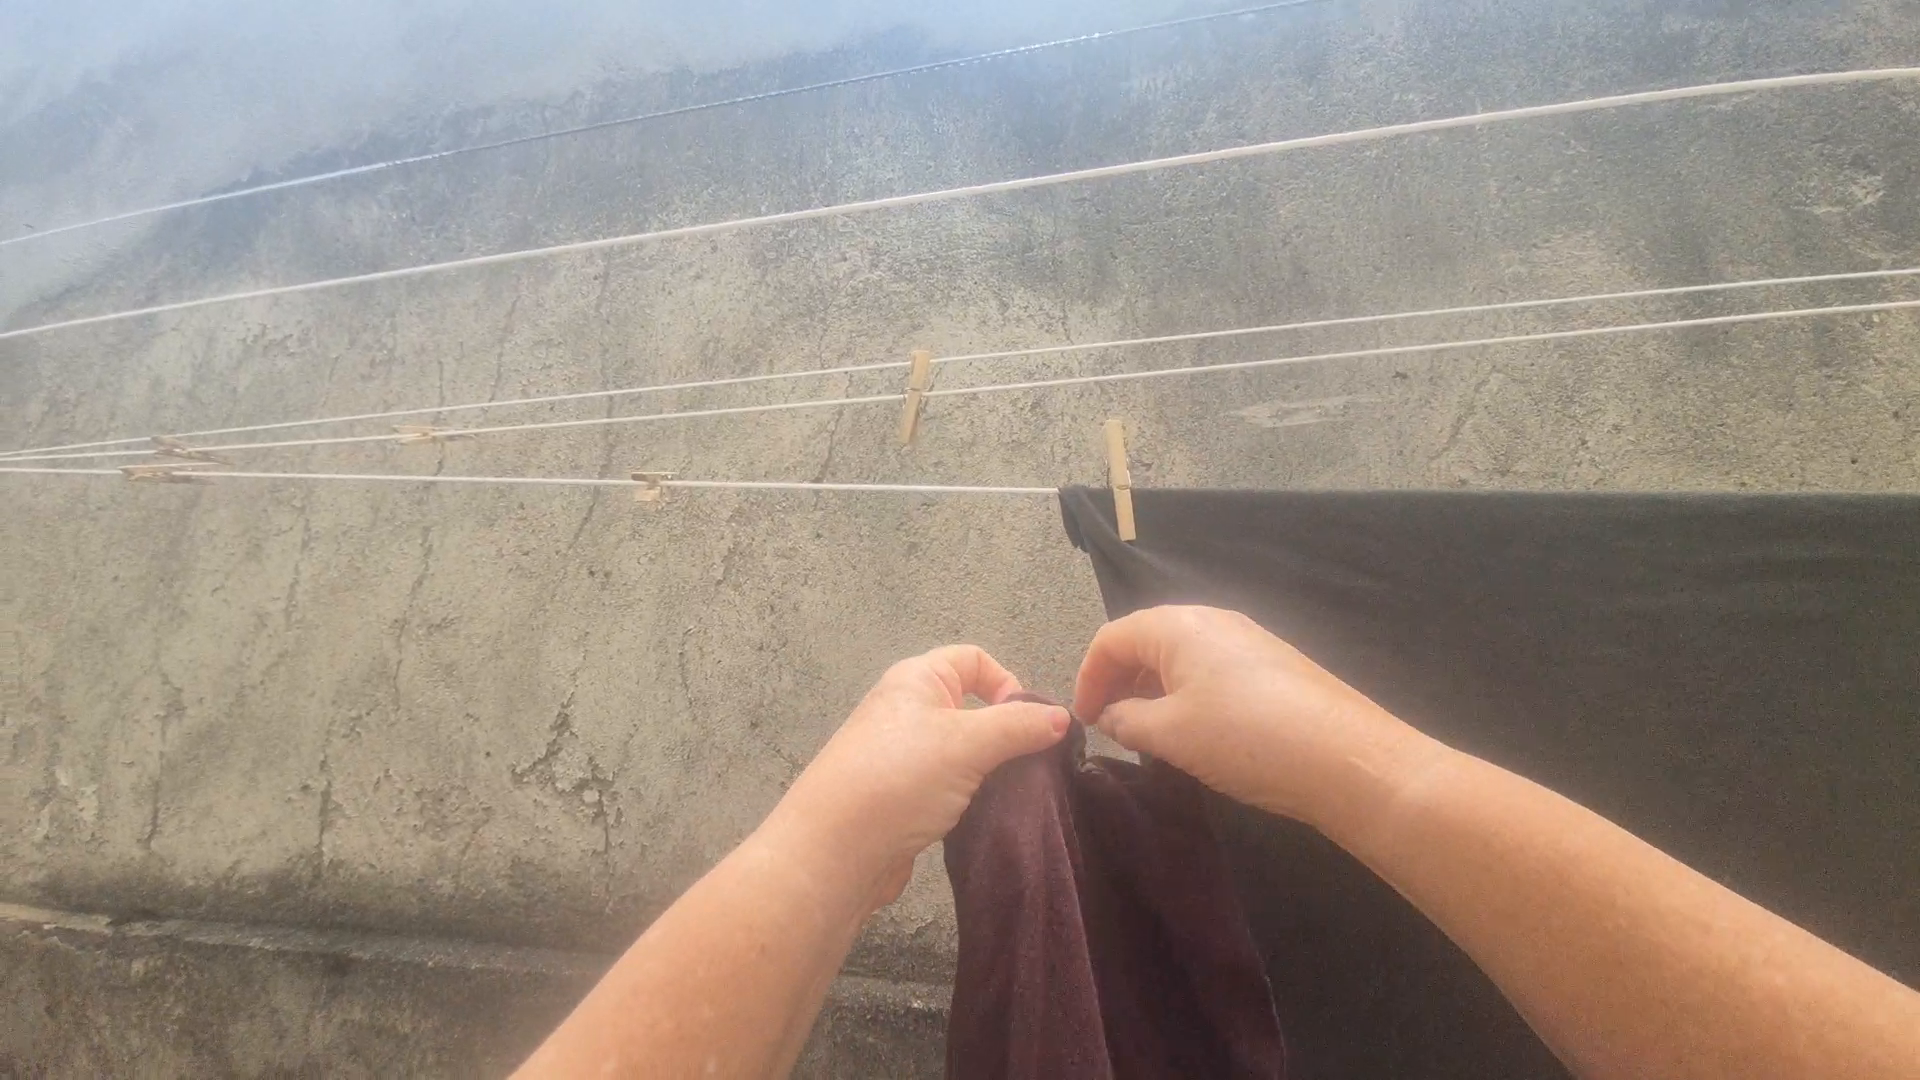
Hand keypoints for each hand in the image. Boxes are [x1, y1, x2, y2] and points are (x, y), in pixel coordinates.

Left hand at [768, 646, 1069, 909]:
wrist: (833, 853)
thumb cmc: (899, 777)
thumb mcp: (967, 742)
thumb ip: (1018, 726)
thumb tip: (1061, 717)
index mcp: (917, 679)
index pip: (974, 660)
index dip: (1006, 683)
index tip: (1029, 724)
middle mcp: (907, 709)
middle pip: (971, 706)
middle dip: (1005, 732)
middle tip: (1030, 765)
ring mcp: (903, 756)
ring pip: (963, 750)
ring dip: (990, 769)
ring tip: (1014, 794)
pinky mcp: (903, 797)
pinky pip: (949, 784)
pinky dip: (970, 795)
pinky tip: (987, 816)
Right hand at [1073, 605, 1437, 831]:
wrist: (1349, 760)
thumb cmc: (1244, 738)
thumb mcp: (1170, 734)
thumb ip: (1126, 720)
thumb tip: (1110, 716)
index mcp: (1177, 625)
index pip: (1111, 638)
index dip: (1088, 677)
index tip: (1084, 719)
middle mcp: (1210, 619)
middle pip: (1144, 641)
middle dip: (1118, 681)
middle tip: (1110, 726)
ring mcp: (1246, 638)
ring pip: (1179, 655)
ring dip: (1151, 689)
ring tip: (1148, 732)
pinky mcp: (1272, 663)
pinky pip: (1210, 667)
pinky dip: (1186, 692)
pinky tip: (1195, 730)